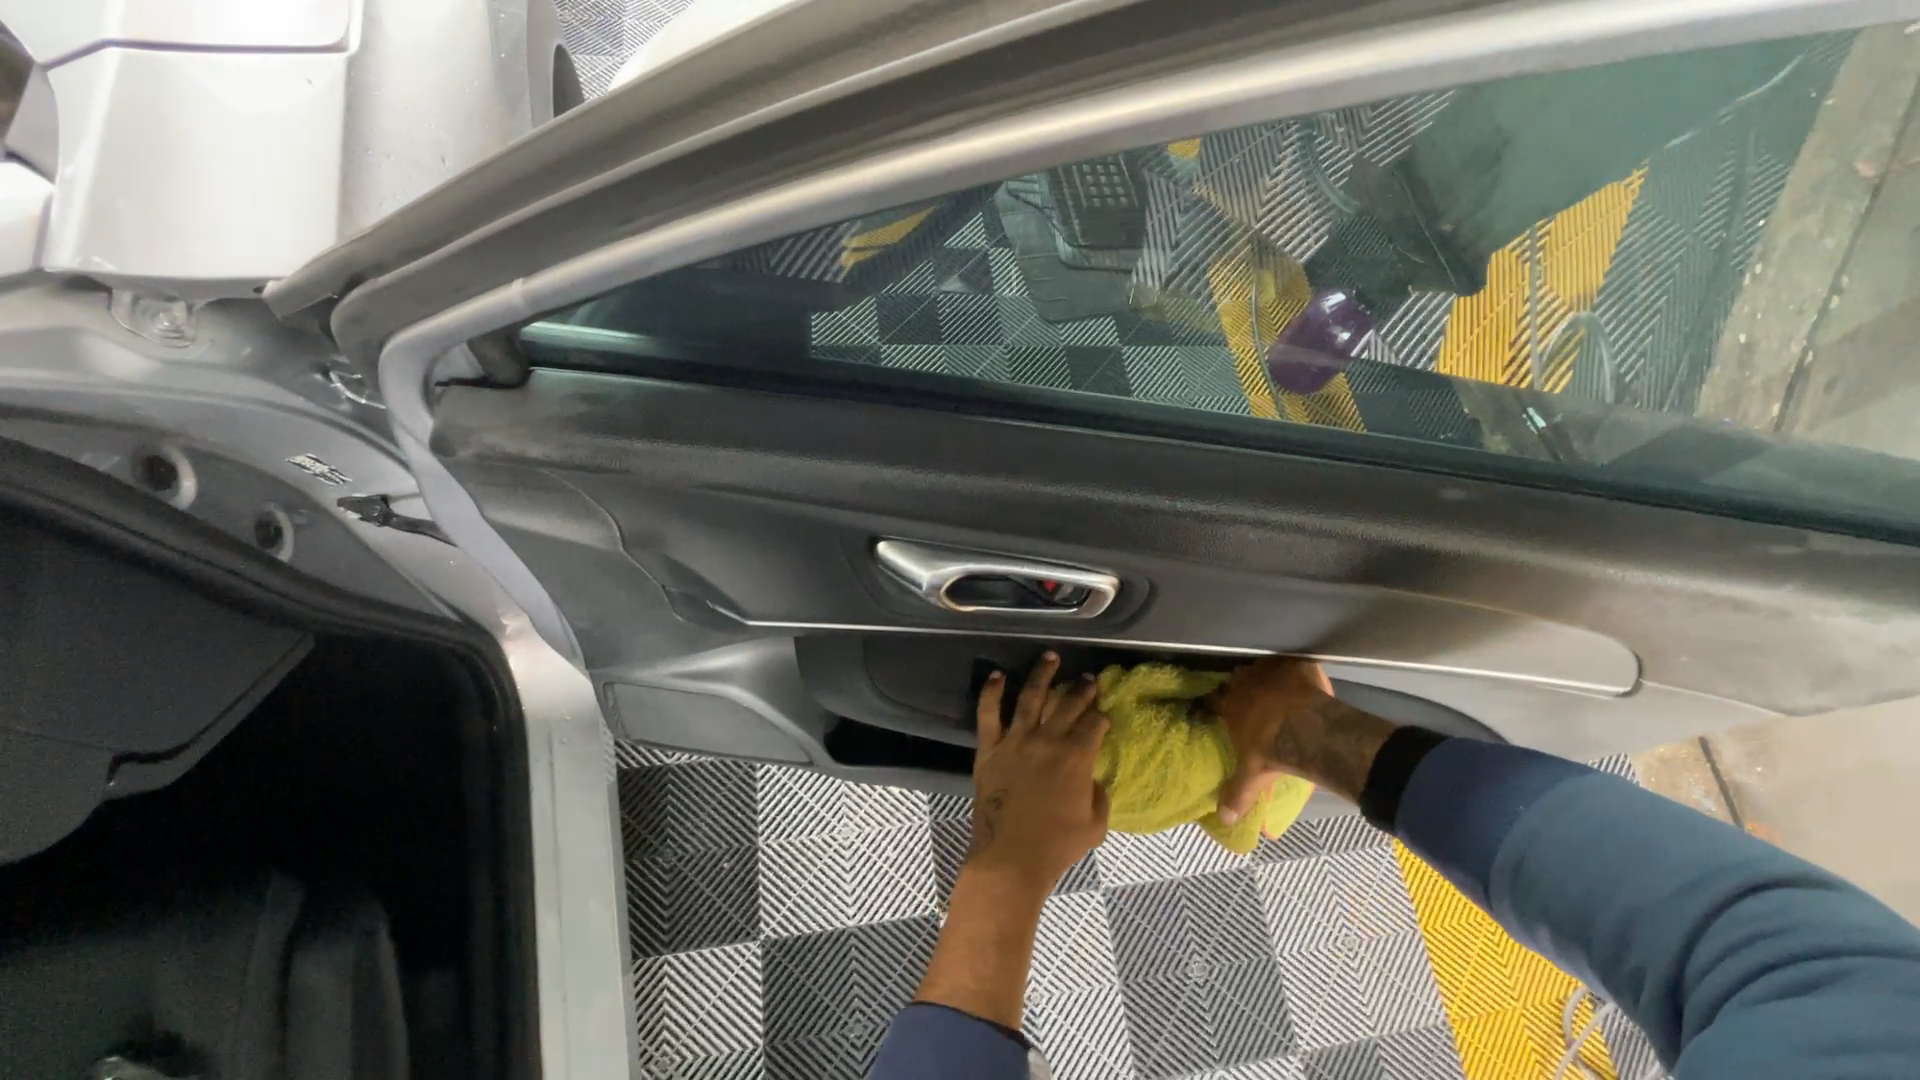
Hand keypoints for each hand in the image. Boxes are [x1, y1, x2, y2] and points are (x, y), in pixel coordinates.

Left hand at [966, 652, 1111, 894]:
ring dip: (1043, 674)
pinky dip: (992, 692)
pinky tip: (998, 675)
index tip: (1103, 715)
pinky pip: (988, 714)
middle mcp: (1048, 740)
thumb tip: (1092, 778)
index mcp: (1076, 758)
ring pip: (1031, 696)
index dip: (1102, 717)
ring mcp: (1016, 741)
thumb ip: (1099, 796)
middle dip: (1082, 688)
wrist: (1011, 858)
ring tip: (1050, 656)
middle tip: (1088, 678)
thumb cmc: (1057, 846)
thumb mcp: (1096, 825)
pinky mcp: (990, 748)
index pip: (1094, 724)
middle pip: (1068, 704)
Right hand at [1213, 656, 1395, 820]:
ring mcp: (1270, 670)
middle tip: (1251, 701)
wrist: (1310, 731)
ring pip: (1261, 668)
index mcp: (1230, 706)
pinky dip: (1295, 670)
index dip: (1215, 702)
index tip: (1217, 707)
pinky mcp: (1295, 664)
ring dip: (1266, 677)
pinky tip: (1302, 680)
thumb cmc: (1274, 752)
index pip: (1213, 699)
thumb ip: (1236, 795)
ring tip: (1276, 689)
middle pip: (1236, 679)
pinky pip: (1291, 663)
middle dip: (1241, 687)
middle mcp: (1244, 682)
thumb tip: (1223, 819)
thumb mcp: (1252, 777)